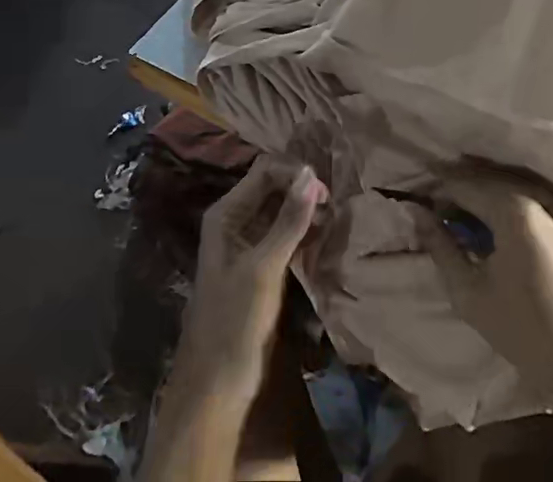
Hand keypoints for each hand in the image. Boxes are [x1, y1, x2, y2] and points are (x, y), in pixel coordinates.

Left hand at [176, 158, 326, 399]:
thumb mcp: (264, 267)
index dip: (294, 173)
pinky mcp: (260, 265)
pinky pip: (283, 235)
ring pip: (279, 211)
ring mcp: (247, 243)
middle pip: (271, 187)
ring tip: (334, 218)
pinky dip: (303, 231)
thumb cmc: (236, 320)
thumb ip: (288, 221)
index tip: (326, 191)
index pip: (263, 171)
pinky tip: (324, 236)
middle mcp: (234, 220)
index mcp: (225, 213)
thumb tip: (311, 175)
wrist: (217, 380)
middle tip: (334, 204)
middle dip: (301, 189)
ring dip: (305, 210)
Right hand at [414, 169, 552, 385]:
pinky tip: (480, 228)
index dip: (431, 193)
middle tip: (427, 213)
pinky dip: (492, 207)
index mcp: (509, 209)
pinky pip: (517, 202)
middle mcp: (531, 200)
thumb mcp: (468, 291)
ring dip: (471, 198)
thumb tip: (416, 213)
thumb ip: (439, 246)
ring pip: (499, 189)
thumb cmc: (524, 328)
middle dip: (450, 191)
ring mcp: (551, 213)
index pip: (457, 184)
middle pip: (479, 180)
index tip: (413, 211)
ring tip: (449, 219)